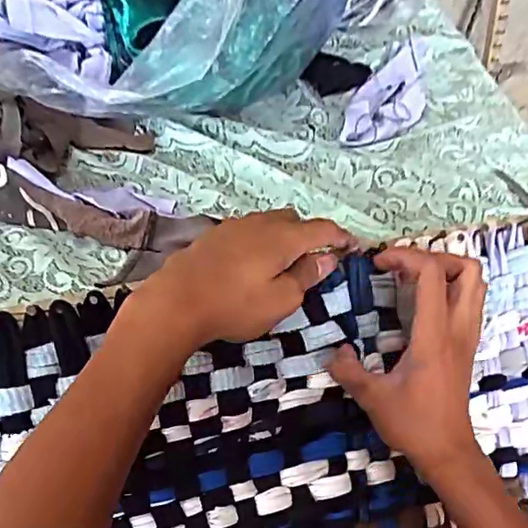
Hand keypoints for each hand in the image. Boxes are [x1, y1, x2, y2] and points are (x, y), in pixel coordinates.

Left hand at [118, 209, 356, 352]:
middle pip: (294, 221)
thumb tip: (325, 259)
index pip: (322, 229)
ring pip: (268, 224)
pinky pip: (247, 233)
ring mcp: (233, 227)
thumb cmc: (234, 306)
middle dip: (309, 236)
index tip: (352, 246)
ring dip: (282, 239)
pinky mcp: (213, 237)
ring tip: (282, 265)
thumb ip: (305, 277)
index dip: (340, 237)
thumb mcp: (280, 301)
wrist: (176, 302)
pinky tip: (251, 265)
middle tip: (314, 261)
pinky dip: (259, 244)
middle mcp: (260, 223)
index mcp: (283, 238)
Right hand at [328, 248, 486, 481]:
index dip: (405, 256)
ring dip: (447, 272)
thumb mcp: (372, 398)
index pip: (432, 273)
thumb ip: (349, 370)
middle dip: (435, 256)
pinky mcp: (467, 348)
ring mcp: (467, 338)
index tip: (379, 263)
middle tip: (404, 268)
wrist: (446, 450)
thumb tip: (335, 352)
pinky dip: (450, 292)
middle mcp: (458, 329)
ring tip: (414, 281)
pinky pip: (469, 304)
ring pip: (475, 285)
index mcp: (434, 335)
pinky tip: (422, 308)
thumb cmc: (413, 424)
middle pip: (467, 269)